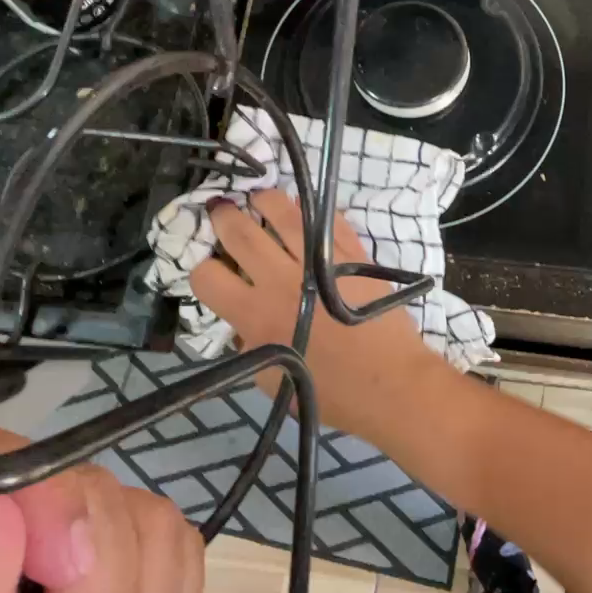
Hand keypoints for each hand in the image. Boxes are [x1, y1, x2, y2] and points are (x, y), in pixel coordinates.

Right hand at [190, 188, 438, 431]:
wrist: (390, 383)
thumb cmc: (329, 392)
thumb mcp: (270, 379)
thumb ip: (248, 343)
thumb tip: (240, 319)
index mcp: (255, 314)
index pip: (207, 275)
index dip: (201, 268)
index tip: (211, 266)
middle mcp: (281, 280)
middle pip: (238, 231)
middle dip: (222, 216)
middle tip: (221, 211)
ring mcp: (318, 261)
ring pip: (281, 211)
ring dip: (263, 200)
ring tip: (258, 200)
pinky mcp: (352, 254)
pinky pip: (325, 219)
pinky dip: (309, 210)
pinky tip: (301, 209)